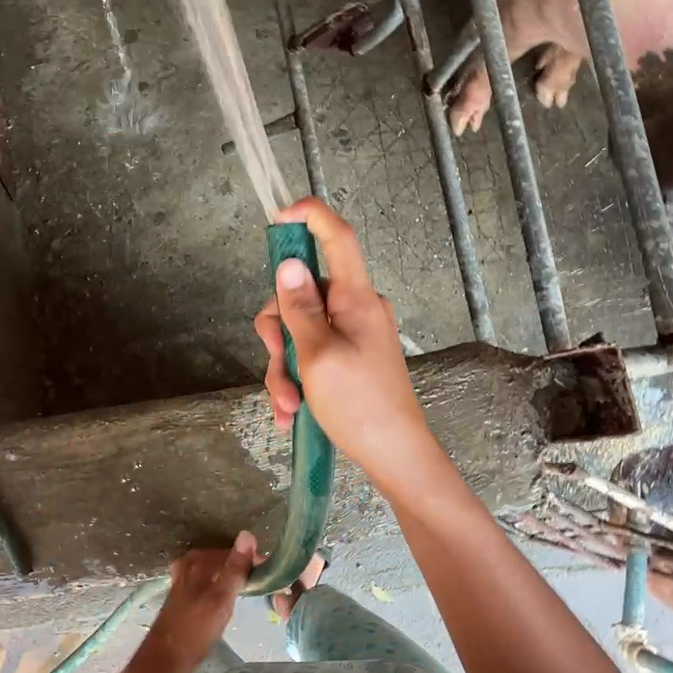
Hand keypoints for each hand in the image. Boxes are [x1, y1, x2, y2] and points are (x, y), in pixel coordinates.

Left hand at [130, 532, 257, 672]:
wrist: (165, 659)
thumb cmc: (195, 631)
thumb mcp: (221, 599)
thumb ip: (235, 568)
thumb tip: (248, 534)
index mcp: (198, 559)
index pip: (235, 552)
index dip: (255, 563)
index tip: (273, 577)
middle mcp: (190, 562)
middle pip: (226, 560)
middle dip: (246, 570)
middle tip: (266, 588)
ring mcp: (185, 576)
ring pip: (219, 571)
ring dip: (235, 579)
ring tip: (253, 593)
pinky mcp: (185, 591)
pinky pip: (210, 580)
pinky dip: (223, 586)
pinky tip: (231, 598)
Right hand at [253, 198, 435, 470]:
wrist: (395, 456)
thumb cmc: (359, 404)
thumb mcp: (317, 355)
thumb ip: (298, 308)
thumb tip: (288, 264)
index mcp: (356, 297)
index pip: (337, 237)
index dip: (310, 216)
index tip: (277, 218)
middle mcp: (356, 307)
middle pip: (300, 294)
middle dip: (279, 336)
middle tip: (280, 371)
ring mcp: (353, 333)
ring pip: (298, 330)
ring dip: (284, 367)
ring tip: (288, 405)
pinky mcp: (349, 356)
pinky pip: (311, 353)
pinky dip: (297, 378)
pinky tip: (291, 411)